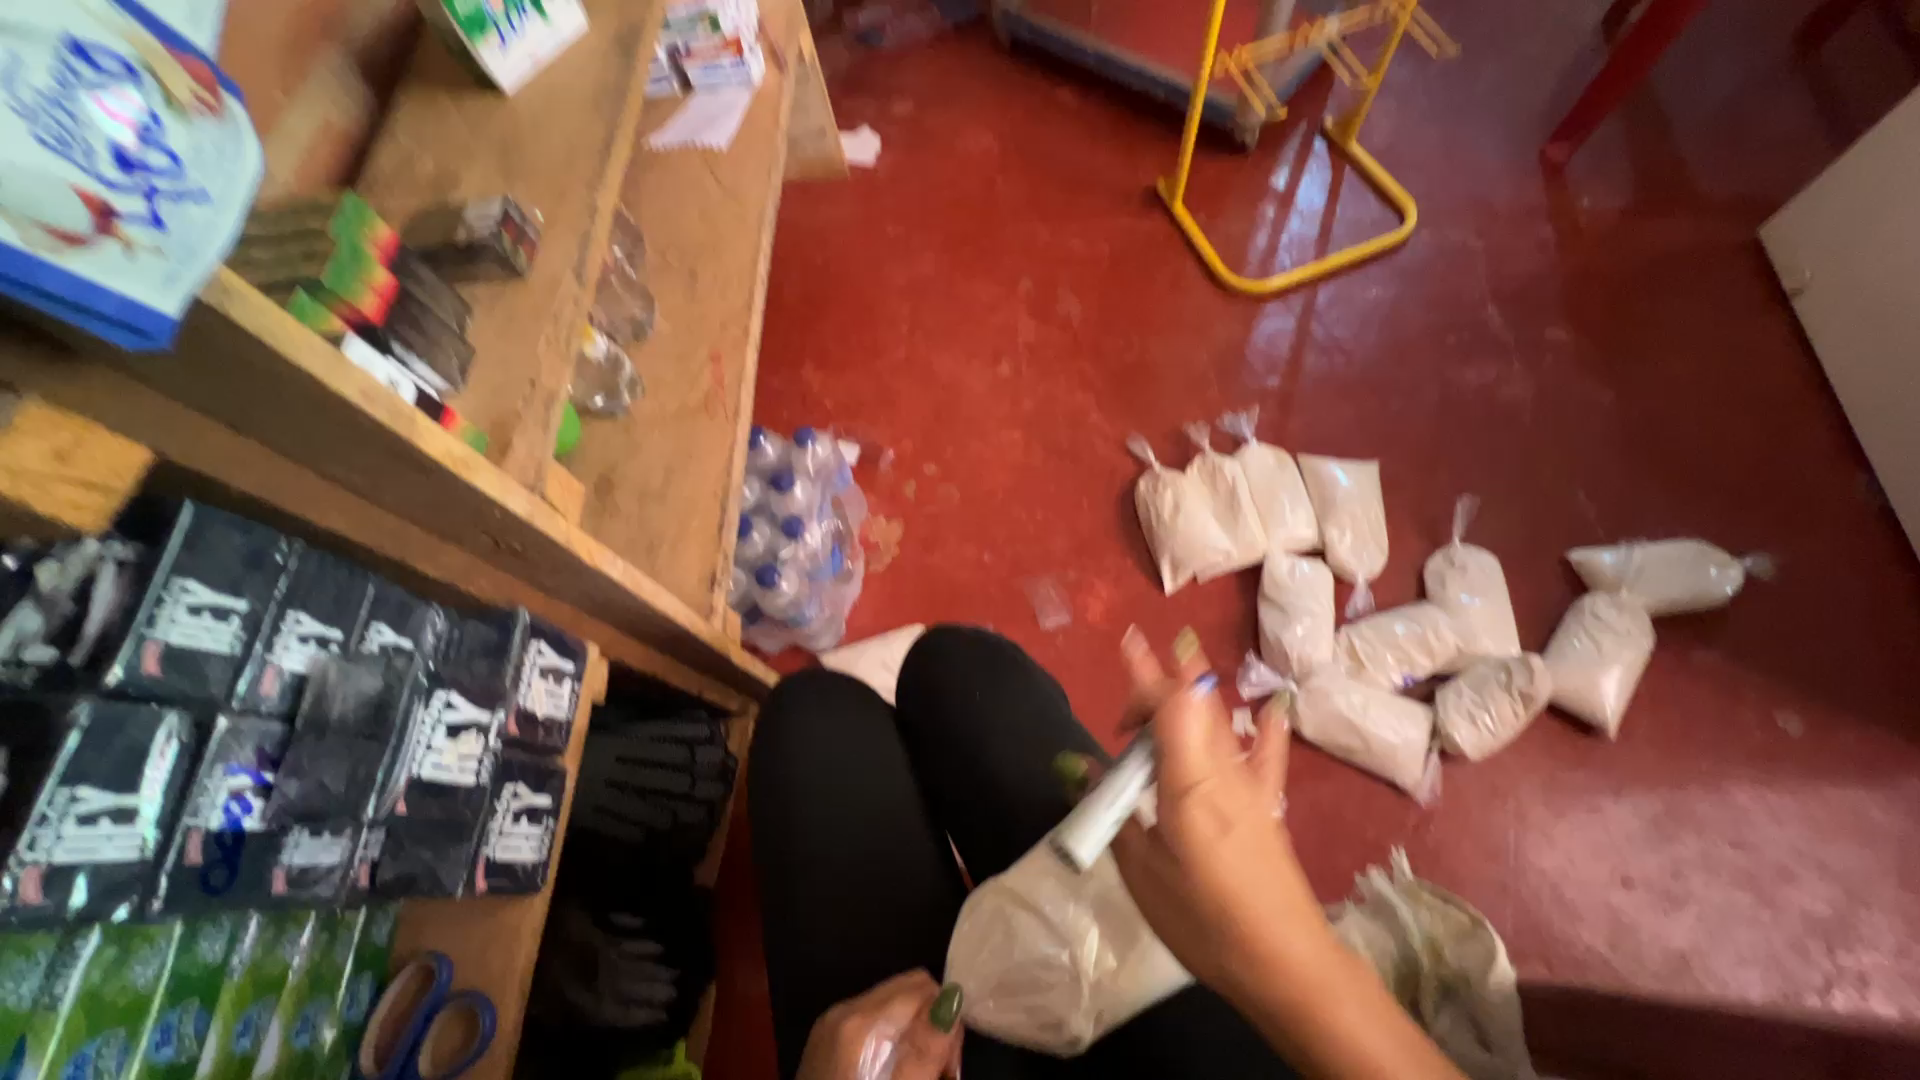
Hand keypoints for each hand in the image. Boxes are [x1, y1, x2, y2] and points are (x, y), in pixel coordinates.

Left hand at [796, 971, 963, 1079]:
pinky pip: (872, 1024)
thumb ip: (925, 1051)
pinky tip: (891, 1077)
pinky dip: (891, 1043)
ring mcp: (830, 1025)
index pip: (922, 986)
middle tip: (938, 1076)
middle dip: (931, 1027)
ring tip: (918, 1079)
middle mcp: (843, 1010)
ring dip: (914, 1038)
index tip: (948, 1069)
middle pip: (907, 991)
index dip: (946, 1023)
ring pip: (892, 1008)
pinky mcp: (825, 1042)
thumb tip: (952, 998)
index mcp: (859, 1021)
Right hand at [1101, 628, 1331, 1004]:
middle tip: (1132, 679)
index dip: (1146, 674)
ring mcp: (1250, 788)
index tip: (1128, 645)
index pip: (1168, 707)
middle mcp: (1222, 773)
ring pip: (1221, 721)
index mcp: (1187, 784)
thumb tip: (1083, 770)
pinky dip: (1265, 728)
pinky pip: (1266, 756)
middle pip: (1194, 705)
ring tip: (1185, 658)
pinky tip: (1271, 709)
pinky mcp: (1268, 808)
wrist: (1286, 964)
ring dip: (1199, 689)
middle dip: (1163, 679)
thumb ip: (1115, 815)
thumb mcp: (1143, 874)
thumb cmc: (1204, 922)